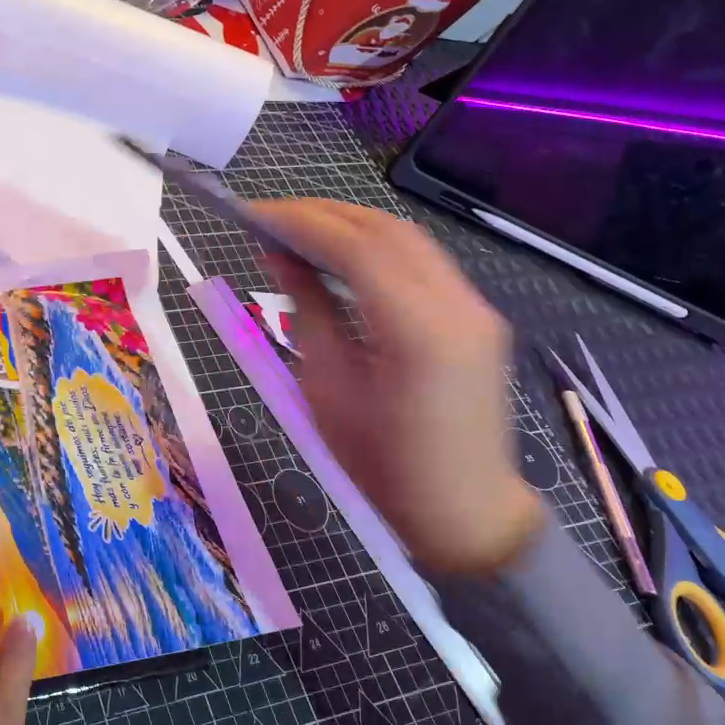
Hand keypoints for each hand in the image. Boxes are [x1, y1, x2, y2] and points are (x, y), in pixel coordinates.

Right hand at [248, 199, 544, 574]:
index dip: (298, 222)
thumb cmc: (381, 461)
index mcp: (416, 330)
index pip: (355, 247)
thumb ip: (307, 308)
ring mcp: (474, 307)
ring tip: (294, 229)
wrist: (465, 510)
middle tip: (265, 218)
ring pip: (405, 236)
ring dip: (347, 223)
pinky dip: (373, 243)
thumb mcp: (326, 384)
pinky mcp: (474, 314)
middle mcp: (456, 305)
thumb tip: (278, 256)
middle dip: (320, 213)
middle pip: (384, 229)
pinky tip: (337, 253)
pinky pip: (420, 258)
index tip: (249, 215)